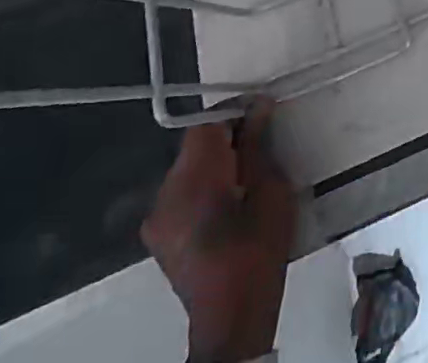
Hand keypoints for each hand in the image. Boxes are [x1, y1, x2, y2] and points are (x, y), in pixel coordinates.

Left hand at [141, 98, 295, 361]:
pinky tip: (228, 200)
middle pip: (195, 146)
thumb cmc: (258, 252)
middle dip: (227, 138)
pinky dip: (204, 185)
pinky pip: (182, 191)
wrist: (231, 319)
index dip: (234, 113)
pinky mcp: (158, 233)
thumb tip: (258, 108)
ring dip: (216, 162)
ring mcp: (156, 215)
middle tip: (261, 142)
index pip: (206, 125)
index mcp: (192, 180)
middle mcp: (164, 193)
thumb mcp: (271, 192)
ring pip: (188, 168)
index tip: (262, 111)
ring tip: (246, 173)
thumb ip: (258, 146)